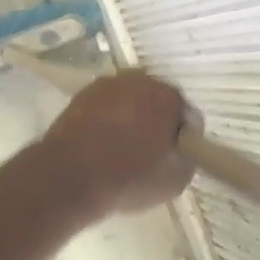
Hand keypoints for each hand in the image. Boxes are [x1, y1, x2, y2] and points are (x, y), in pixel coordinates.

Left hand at [36, 70, 195, 216]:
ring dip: (131, 116)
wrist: (72, 172)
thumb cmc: (130, 177)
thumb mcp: (176, 179)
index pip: (186, 115)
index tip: (175, 156)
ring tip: (125, 146)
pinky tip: (103, 140)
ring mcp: (108, 83)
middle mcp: (138, 80)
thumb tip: (182, 143)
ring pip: (130, 100)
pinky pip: (106, 104)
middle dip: (157, 120)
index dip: (183, 137)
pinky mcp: (84, 92)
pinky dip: (108, 116)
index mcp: (166, 96)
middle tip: (152, 150)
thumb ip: (187, 154)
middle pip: (156, 101)